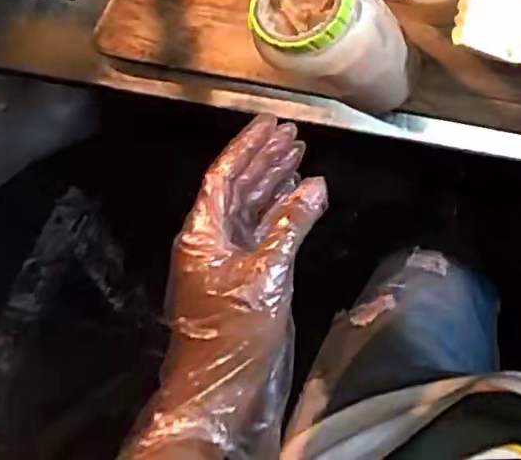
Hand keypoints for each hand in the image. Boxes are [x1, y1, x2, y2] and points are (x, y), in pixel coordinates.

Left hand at [126, 116, 326, 459]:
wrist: (220, 397)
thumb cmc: (231, 336)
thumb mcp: (266, 275)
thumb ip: (292, 225)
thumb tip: (316, 184)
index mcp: (203, 234)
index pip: (224, 175)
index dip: (247, 146)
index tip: (270, 122)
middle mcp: (214, 240)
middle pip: (239, 186)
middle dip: (265, 157)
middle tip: (292, 133)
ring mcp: (231, 258)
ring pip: (254, 206)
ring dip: (275, 180)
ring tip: (299, 154)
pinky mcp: (249, 275)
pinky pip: (266, 228)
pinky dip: (283, 209)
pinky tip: (301, 194)